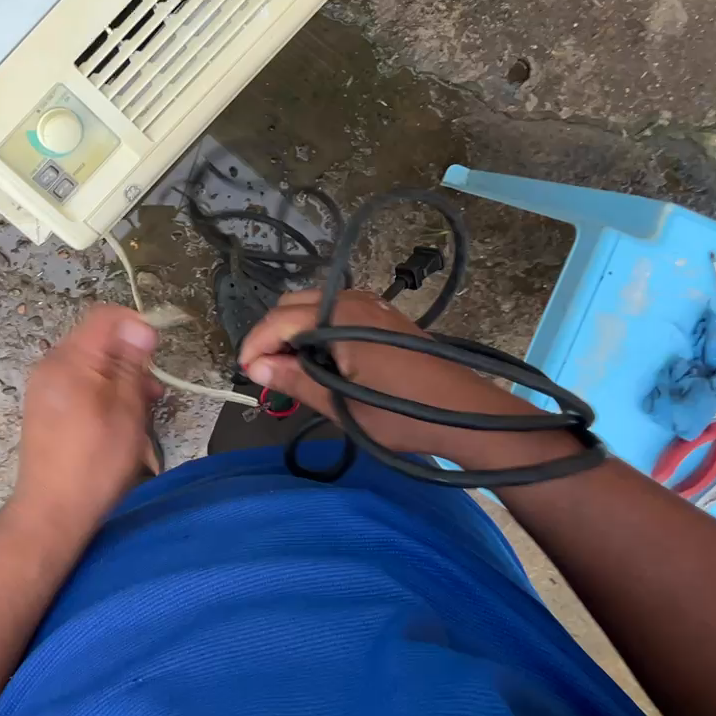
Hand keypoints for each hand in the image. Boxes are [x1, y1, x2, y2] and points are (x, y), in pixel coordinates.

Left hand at [14, 306, 162, 528]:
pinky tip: (116, 419)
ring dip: (119, 377)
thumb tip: (141, 325)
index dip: (135, 325)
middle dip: (130, 357)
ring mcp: (43, 385)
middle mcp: (51, 364)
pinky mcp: (43, 405)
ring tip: (140, 410)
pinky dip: (101, 391)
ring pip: (90, 363)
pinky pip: (77, 382)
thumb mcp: (125, 411)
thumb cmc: (94, 465)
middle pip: (98, 339)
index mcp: (69, 360)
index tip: (156, 352)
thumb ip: (132, 364)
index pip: (105, 316)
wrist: (50, 514)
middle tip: (153, 390)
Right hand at [239, 290, 578, 467]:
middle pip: (292, 306)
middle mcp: (351, 299)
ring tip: (291, 372)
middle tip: (267, 374)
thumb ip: (293, 381)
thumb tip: (254, 367)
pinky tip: (321, 363)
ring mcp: (369, 306)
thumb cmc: (403, 414)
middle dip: (272, 336)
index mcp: (339, 316)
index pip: (279, 320)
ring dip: (294, 334)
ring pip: (312, 308)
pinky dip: (317, 333)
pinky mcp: (381, 317)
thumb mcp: (341, 404)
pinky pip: (333, 314)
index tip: (245, 374)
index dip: (255, 345)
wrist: (469, 416)